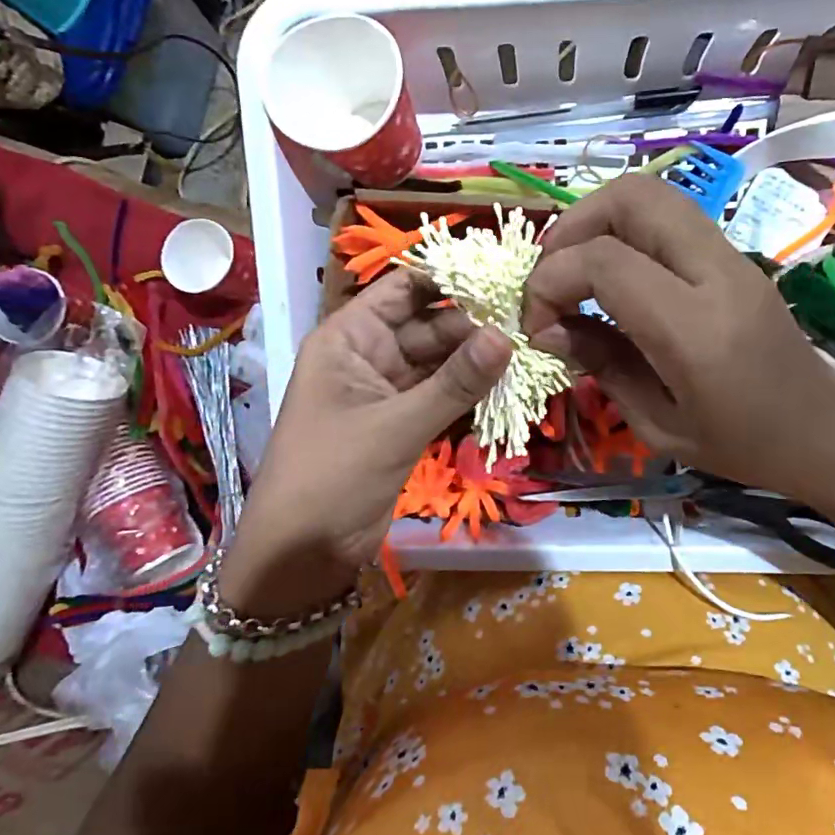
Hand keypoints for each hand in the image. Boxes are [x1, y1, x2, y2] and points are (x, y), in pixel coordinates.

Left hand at [225, 271, 510, 609]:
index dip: (450, 280)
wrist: (302, 554)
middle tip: (531, 326)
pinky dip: (471, 394)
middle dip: (475, 327)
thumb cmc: (332, 477)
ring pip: (440, 364)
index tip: (505, 280)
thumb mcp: (396, 426)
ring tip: (531, 352)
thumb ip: (455, 382)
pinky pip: (443, 396)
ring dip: (478, 362)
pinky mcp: (403, 424)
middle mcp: (369, 356)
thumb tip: (507, 336)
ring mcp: (388, 392)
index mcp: (349, 339)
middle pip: (430, 326)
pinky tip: (510, 387)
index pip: (404, 290)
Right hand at [522, 176, 834, 501]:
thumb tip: (550, 328)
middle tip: (550, 277)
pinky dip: (627, 230)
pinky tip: (613, 275)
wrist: (822, 432)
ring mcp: (732, 258)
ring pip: (654, 193)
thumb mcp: (658, 426)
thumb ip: (602, 366)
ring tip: (575, 271)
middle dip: (572, 226)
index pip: (606, 262)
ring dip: (598, 219)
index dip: (552, 281)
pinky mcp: (736, 256)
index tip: (537, 323)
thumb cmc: (741, 446)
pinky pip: (671, 217)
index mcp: (696, 330)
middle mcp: (717, 276)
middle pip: (632, 198)